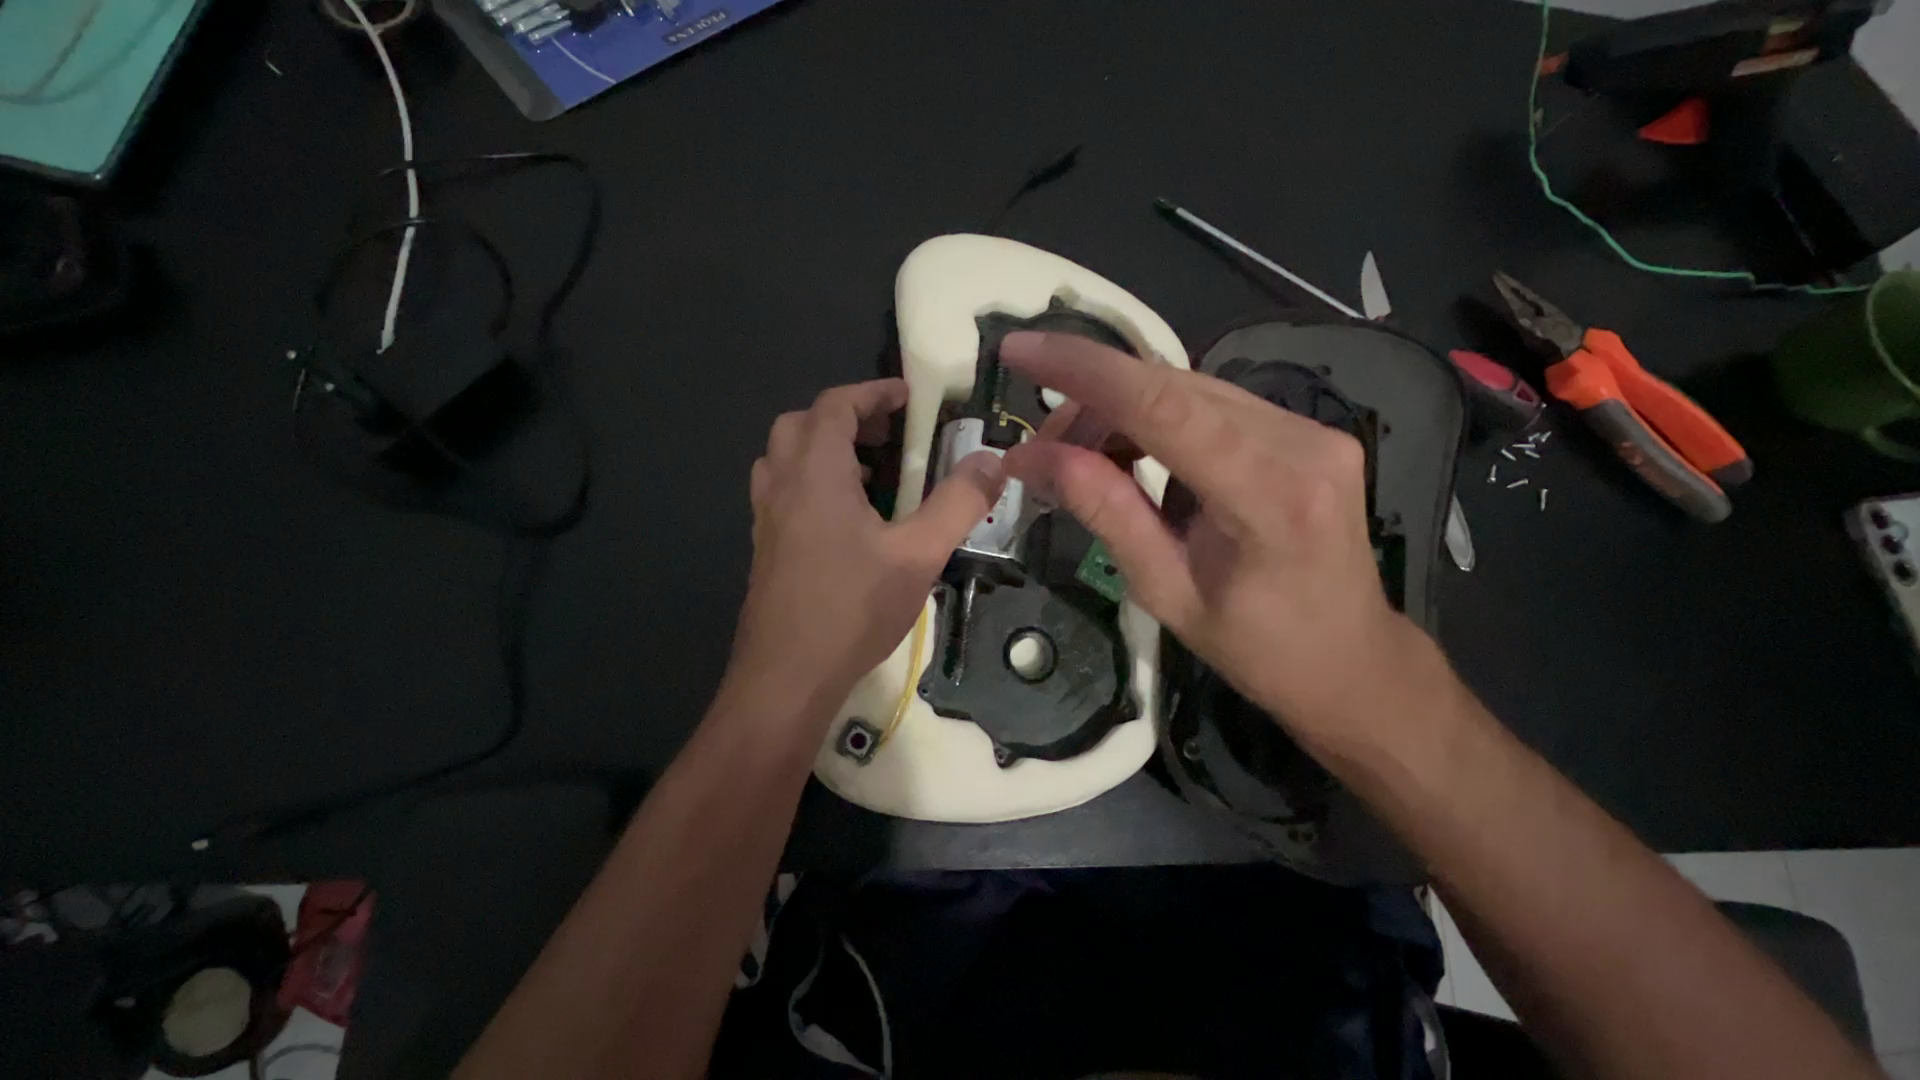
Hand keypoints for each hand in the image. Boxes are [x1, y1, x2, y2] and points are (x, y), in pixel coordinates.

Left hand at [731, 378, 1005, 703]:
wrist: (787, 676)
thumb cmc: (853, 610)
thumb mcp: (919, 555)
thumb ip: (958, 503)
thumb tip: (994, 459)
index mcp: (816, 473)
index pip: (836, 405)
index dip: (873, 393)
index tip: (910, 400)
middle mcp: (782, 485)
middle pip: (803, 423)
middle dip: (847, 418)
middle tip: (890, 437)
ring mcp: (767, 518)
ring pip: (786, 458)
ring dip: (825, 450)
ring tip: (873, 477)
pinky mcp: (765, 547)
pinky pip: (783, 491)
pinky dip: (812, 482)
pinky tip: (850, 523)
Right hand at [999, 332, 1433, 749]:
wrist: (1350, 661)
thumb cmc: (1257, 648)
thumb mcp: (1166, 590)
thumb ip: (1106, 511)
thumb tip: (1033, 457)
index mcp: (1268, 495)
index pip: (1164, 405)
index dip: (1086, 369)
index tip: (1020, 349)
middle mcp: (1300, 442)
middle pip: (1172, 388)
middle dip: (1092, 403)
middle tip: (1042, 449)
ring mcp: (1311, 430)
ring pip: (1190, 389)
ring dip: (1123, 411)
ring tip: (1082, 459)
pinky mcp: (1308, 430)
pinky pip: (1215, 406)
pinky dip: (1160, 420)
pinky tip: (1135, 457)